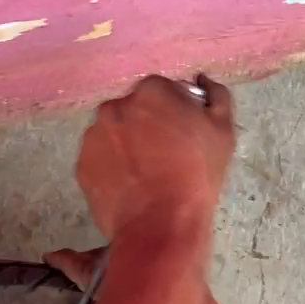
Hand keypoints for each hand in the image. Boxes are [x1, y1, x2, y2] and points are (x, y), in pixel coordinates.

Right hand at [43, 247, 256, 303]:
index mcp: (144, 285)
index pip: (97, 267)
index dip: (72, 262)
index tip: (53, 257)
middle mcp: (165, 276)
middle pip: (121, 261)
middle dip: (95, 263)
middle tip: (72, 268)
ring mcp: (185, 287)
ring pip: (142, 269)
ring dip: (119, 272)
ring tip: (96, 283)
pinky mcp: (199, 300)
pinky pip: (161, 280)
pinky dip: (140, 284)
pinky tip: (131, 302)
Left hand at [75, 75, 235, 240]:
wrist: (160, 224)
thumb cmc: (198, 174)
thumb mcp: (223, 131)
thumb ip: (216, 96)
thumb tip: (202, 80)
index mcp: (151, 91)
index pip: (162, 92)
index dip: (174, 113)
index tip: (182, 135)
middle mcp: (115, 106)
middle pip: (134, 110)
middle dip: (147, 126)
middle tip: (165, 156)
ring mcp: (93, 135)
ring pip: (114, 133)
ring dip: (127, 145)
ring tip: (147, 175)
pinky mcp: (81, 164)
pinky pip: (100, 159)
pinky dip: (112, 167)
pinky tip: (130, 186)